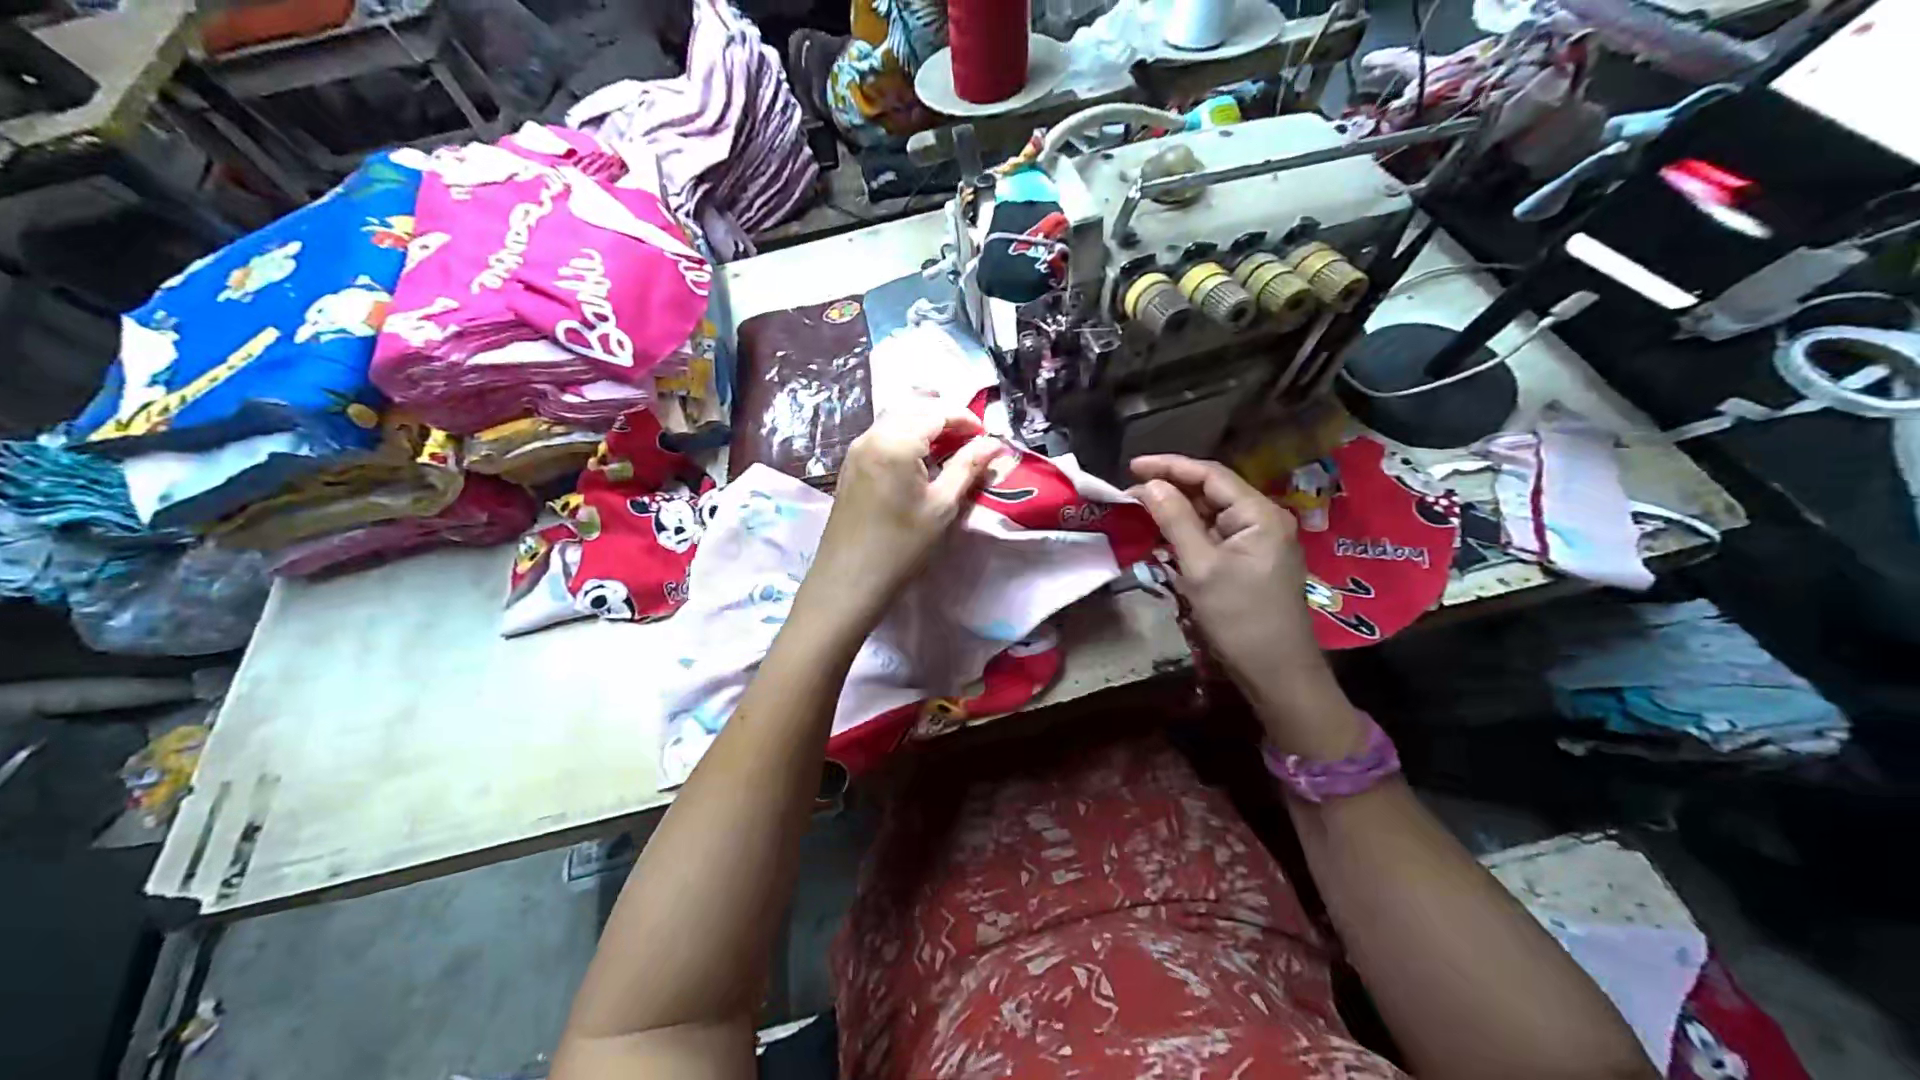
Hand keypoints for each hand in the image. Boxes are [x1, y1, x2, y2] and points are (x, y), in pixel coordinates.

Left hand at [796, 407, 1002, 640]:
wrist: (849, 579)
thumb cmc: (902, 545)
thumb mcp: (942, 505)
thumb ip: (968, 467)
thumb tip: (993, 443)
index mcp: (896, 441)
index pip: (937, 412)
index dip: (966, 419)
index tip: (987, 437)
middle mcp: (872, 436)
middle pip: (914, 409)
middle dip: (944, 418)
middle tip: (970, 441)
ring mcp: (856, 449)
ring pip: (896, 420)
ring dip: (924, 426)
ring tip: (948, 449)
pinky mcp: (850, 465)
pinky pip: (881, 435)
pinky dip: (905, 436)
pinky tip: (919, 460)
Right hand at [1130, 455, 1361, 757]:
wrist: (1277, 672)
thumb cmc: (1240, 618)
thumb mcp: (1201, 567)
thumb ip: (1174, 520)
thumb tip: (1148, 485)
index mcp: (1259, 514)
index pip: (1210, 475)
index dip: (1169, 466)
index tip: (1131, 467)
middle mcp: (1262, 519)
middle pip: (1210, 492)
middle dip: (1169, 489)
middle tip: (1128, 495)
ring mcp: (1257, 541)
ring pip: (1210, 515)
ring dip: (1175, 513)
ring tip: (1137, 513)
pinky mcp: (1249, 561)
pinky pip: (1213, 537)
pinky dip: (1186, 535)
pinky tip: (1160, 539)